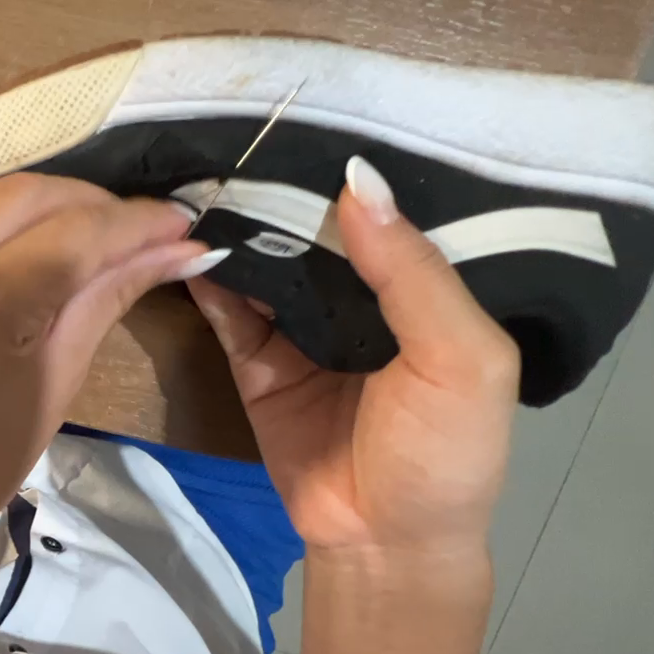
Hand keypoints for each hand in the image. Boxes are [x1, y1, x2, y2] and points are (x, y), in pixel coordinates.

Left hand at [0, 173, 215, 587]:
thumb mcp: (57, 384)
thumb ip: (108, 298)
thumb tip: (177, 247)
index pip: (71, 236)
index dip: (135, 224)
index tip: (181, 224)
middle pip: (25, 196)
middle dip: (94, 204)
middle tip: (141, 229)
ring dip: (47, 207)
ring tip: (93, 236)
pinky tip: (29, 247)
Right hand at [187, 156, 519, 557]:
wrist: (379, 539)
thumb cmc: (445, 451)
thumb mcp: (458, 358)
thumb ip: (413, 274)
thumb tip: (355, 181)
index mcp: (428, 293)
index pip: (393, 216)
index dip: (362, 173)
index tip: (321, 115)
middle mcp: (364, 303)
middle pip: (322, 237)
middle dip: (291, 193)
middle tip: (248, 135)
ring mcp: (304, 333)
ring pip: (271, 270)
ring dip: (246, 232)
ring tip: (211, 179)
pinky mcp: (256, 364)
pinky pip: (232, 316)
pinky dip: (214, 284)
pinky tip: (195, 245)